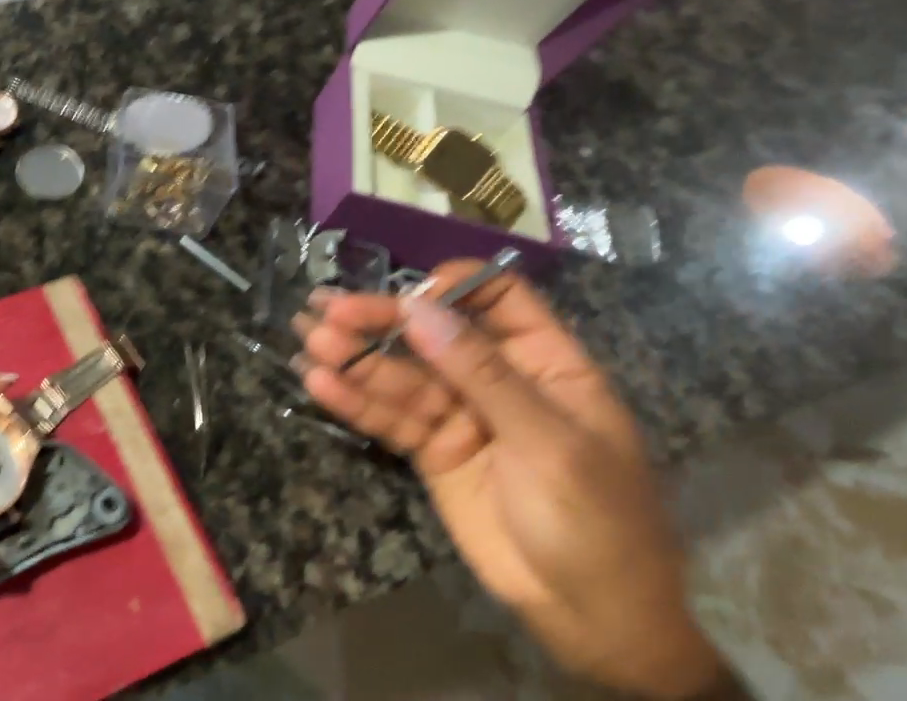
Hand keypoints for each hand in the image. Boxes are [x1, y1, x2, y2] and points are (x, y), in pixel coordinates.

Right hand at [295, 262, 731, 698]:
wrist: (592, 619)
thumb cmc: (596, 521)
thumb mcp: (548, 441)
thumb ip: (481, 372)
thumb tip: (418, 307)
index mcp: (547, 365)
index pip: (500, 301)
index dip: (455, 287)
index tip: (410, 294)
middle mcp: (498, 380)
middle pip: (433, 334)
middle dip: (381, 322)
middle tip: (327, 312)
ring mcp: (461, 416)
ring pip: (401, 375)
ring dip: (355, 359)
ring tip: (309, 343)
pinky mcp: (431, 451)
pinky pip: (389, 418)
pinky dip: (354, 402)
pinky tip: (319, 384)